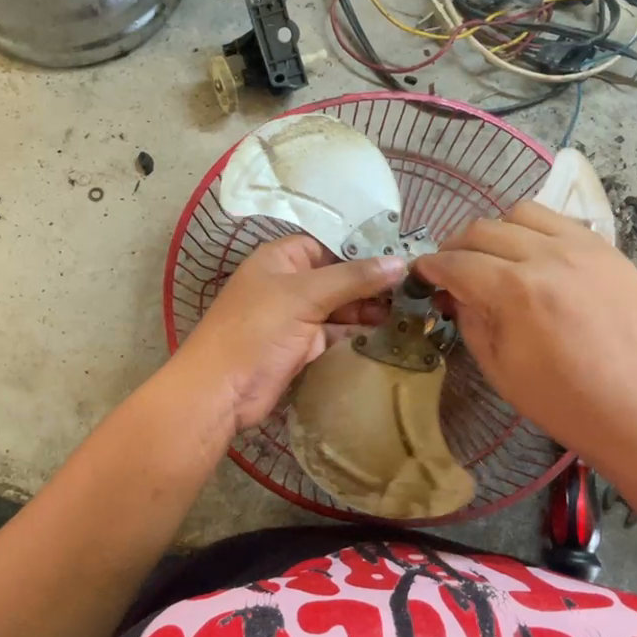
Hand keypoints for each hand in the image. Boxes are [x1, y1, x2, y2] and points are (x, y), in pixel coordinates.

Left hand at [172, 235, 405, 429]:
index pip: (329, 245)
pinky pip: (336, 334)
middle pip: (338, 277)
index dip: (363, 251)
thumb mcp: (304, 295)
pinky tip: (388, 333)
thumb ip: (353, 278)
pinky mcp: (301, 348)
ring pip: (339, 307)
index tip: (403, 259)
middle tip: (415, 292)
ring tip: (409, 313)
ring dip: (369, 310)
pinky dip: (358, 333)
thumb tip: (400, 263)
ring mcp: (294, 317)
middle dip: (372, 284)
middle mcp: (288, 284)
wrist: (221, 390)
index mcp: (281, 259)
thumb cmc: (256, 331)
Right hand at [413, 201, 636, 476]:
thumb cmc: (564, 402)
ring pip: (522, 213)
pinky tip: (533, 259)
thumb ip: (470, 319)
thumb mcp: (498, 368)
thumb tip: (454, 292)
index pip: (457, 262)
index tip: (420, 273)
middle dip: (456, 246)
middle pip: (484, 229)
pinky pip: (561, 223)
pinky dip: (535, 232)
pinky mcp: (609, 250)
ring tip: (492, 257)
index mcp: (516, 291)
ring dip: (496, 231)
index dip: (431, 267)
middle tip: (449, 268)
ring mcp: (584, 248)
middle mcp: (548, 256)